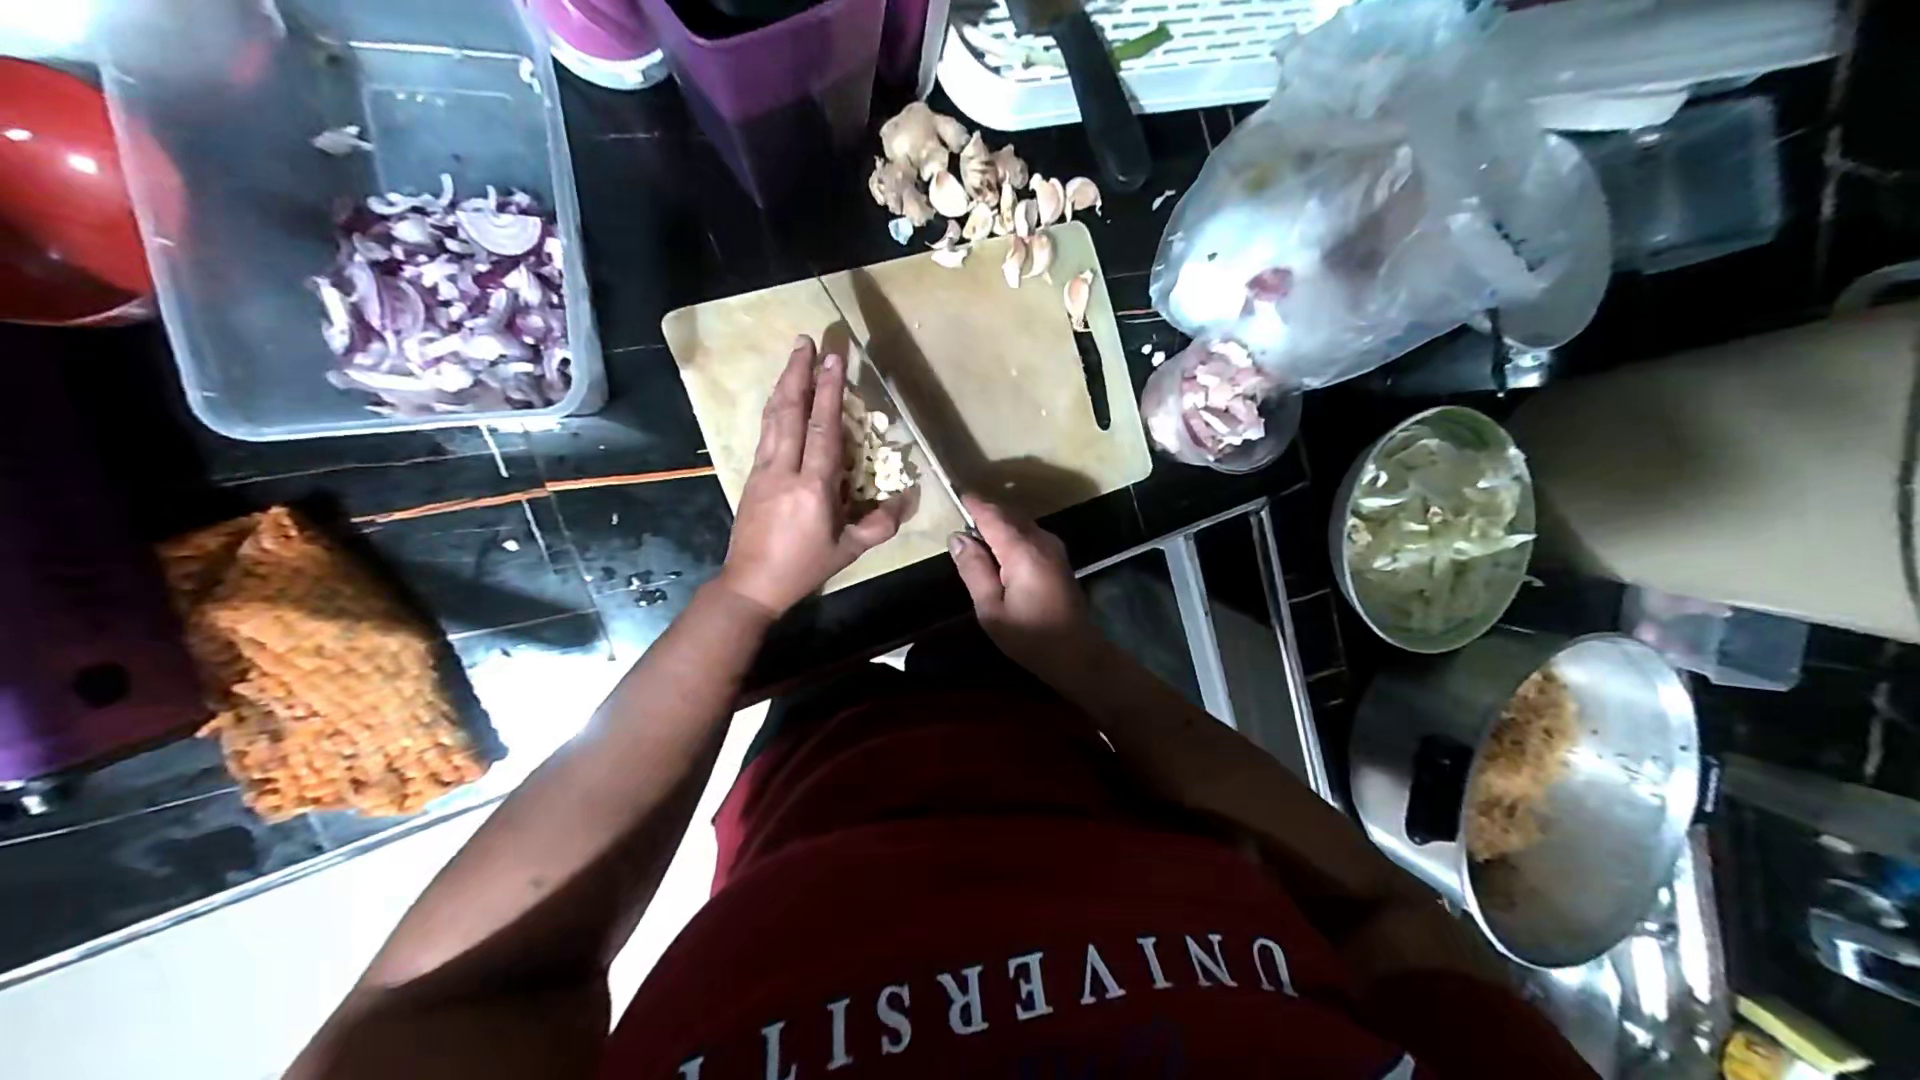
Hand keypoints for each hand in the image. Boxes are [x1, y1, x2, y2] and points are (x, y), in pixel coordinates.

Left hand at [717, 336, 906, 617]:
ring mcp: (764, 470)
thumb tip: (909, 497)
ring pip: (773, 417)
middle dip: (799, 372)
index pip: (823, 429)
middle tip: (806, 340)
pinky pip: (765, 432)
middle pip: (790, 411)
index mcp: (812, 487)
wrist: (751, 583)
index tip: (834, 358)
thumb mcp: (849, 550)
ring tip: (793, 356)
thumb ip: (880, 523)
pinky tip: (780, 397)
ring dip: (784, 383)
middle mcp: (784, 470)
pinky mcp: (752, 475)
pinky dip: (774, 407)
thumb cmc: (804, 567)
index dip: (830, 391)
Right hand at [948, 495, 1098, 674]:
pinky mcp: (1058, 556)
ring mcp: (1053, 547)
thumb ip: (973, 569)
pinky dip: (1010, 533)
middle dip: (983, 512)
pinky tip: (997, 549)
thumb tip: (957, 537)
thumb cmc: (1030, 637)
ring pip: (1019, 522)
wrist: (1077, 654)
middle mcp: (1041, 540)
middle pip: (1007, 514)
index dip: (972, 503)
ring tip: (972, 533)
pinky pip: (1029, 533)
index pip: (992, 515)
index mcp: (1022, 551)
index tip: (953, 493)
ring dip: (997, 522)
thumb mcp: (991, 609)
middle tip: (957, 516)